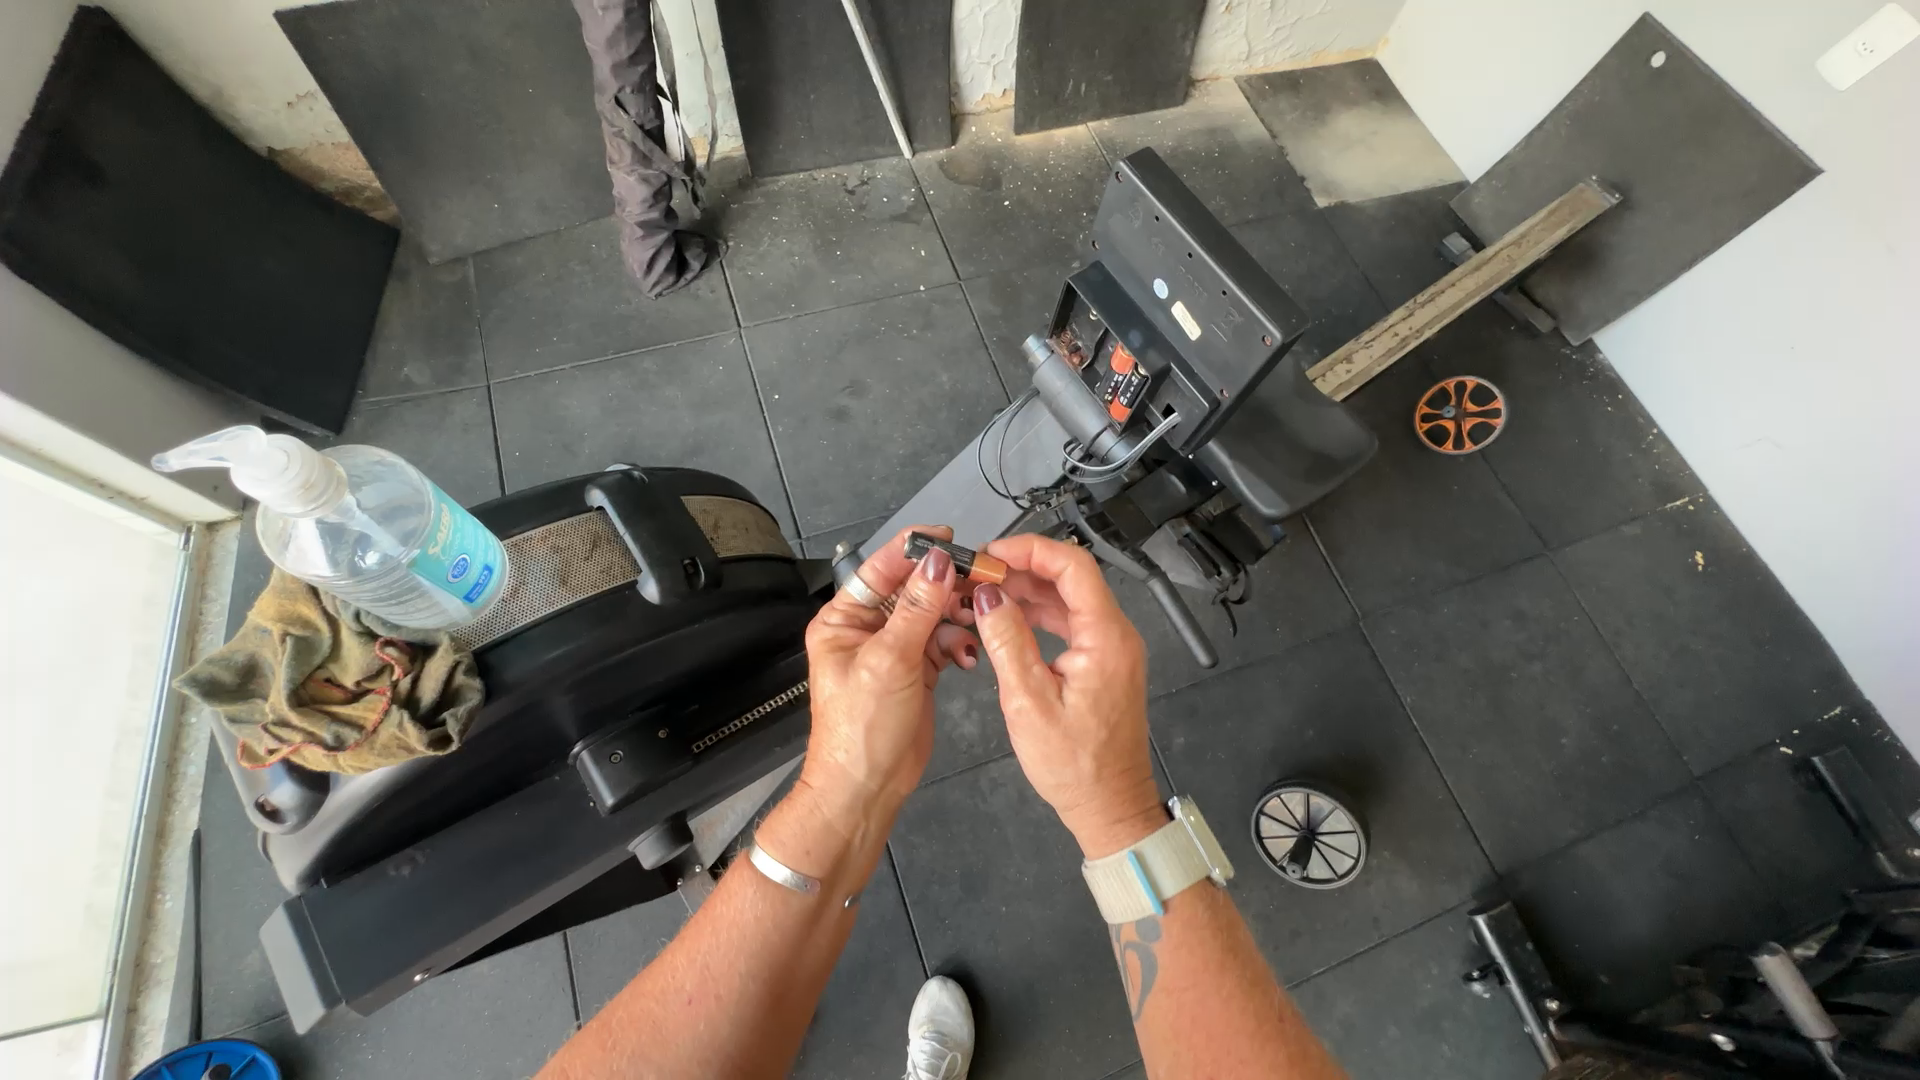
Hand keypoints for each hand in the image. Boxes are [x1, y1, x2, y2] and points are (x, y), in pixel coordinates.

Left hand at [799, 525, 978, 811]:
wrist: (867, 788)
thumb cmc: (862, 724)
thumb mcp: (890, 659)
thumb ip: (918, 608)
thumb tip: (938, 561)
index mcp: (844, 619)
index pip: (879, 571)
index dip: (911, 551)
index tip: (947, 536)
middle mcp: (867, 628)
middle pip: (911, 590)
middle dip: (944, 585)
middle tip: (979, 579)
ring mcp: (894, 649)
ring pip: (932, 614)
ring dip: (955, 616)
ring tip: (975, 621)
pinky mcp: (917, 669)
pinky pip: (942, 642)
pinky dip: (957, 644)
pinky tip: (967, 655)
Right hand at [971, 535, 1166, 857]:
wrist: (1110, 806)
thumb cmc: (1073, 766)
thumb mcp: (1028, 702)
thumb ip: (1007, 641)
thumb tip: (989, 596)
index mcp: (1106, 638)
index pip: (1073, 566)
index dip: (1030, 550)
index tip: (992, 554)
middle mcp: (1116, 634)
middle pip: (1070, 578)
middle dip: (1022, 569)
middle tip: (978, 575)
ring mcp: (1111, 647)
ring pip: (1068, 598)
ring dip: (1027, 591)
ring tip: (984, 594)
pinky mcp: (1102, 661)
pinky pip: (1070, 622)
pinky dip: (1038, 614)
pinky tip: (1006, 619)